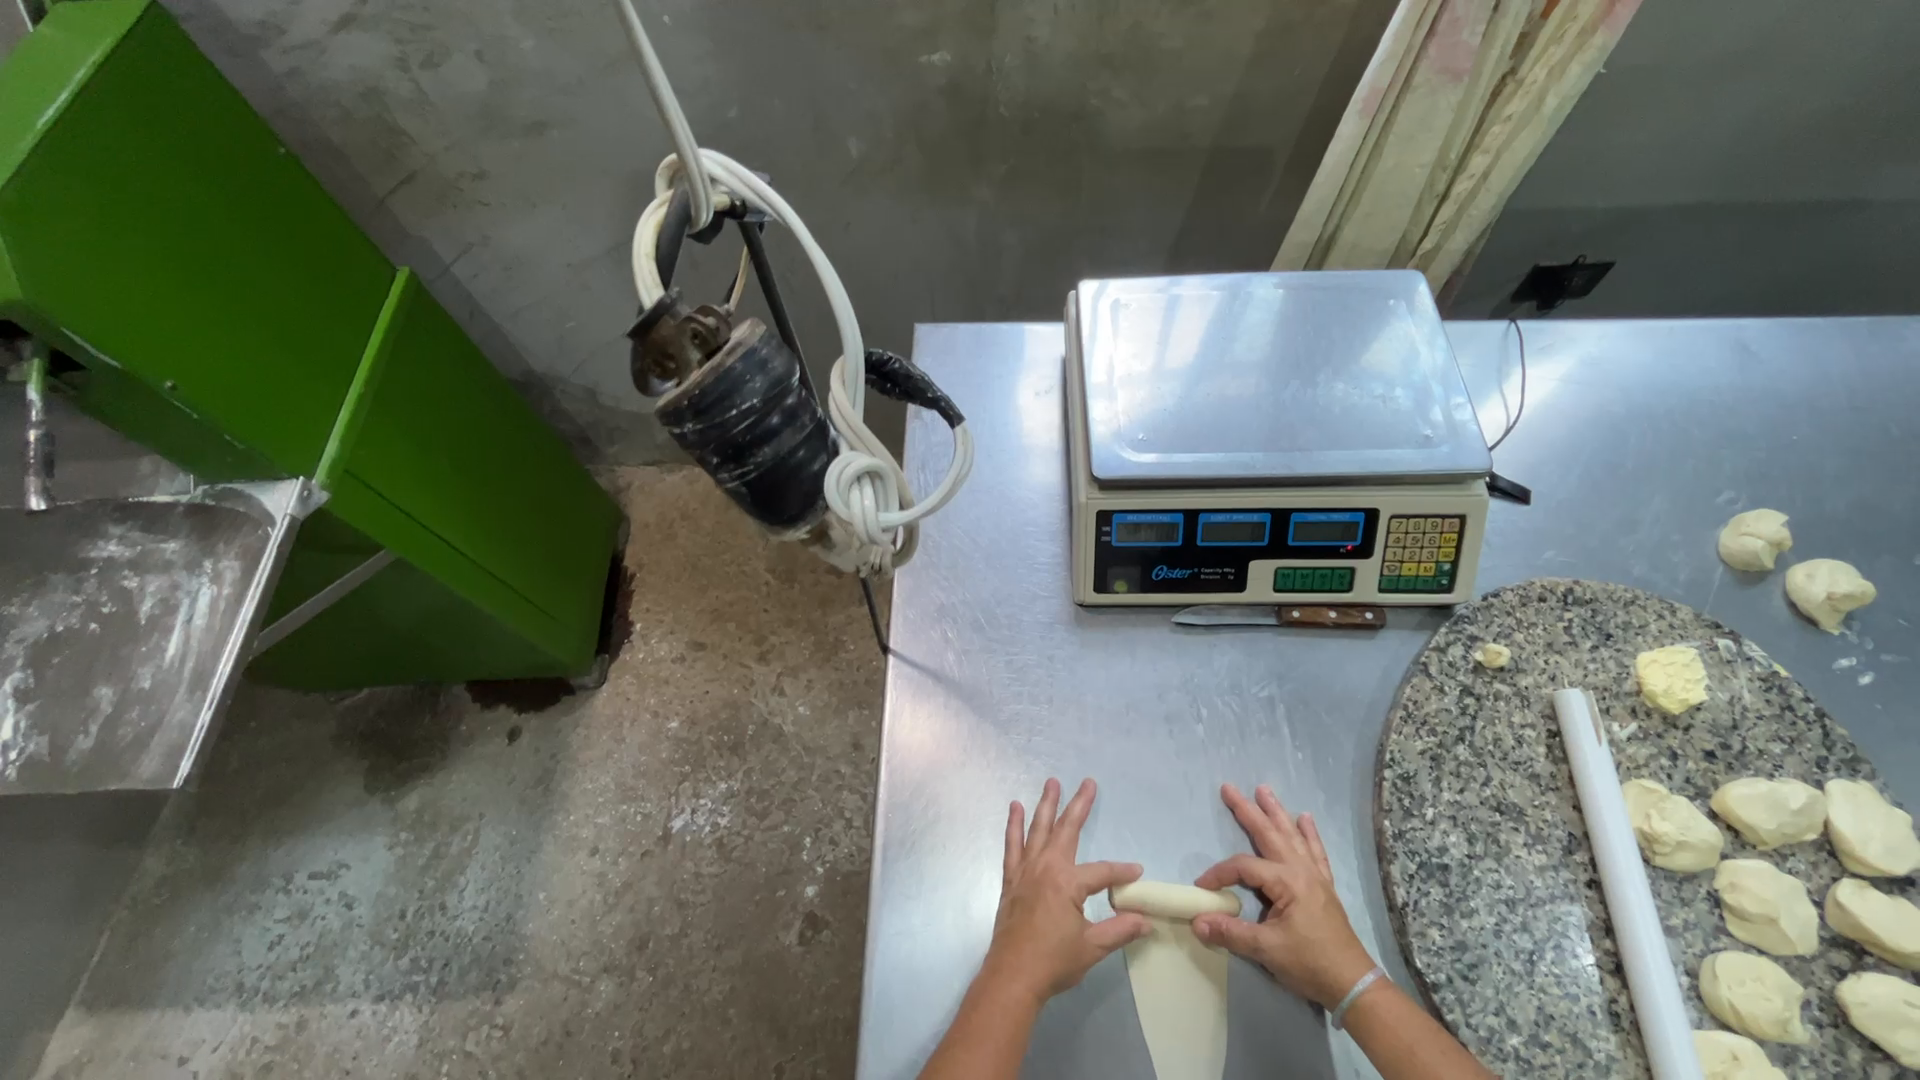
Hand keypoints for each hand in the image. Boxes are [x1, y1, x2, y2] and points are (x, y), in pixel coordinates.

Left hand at [980, 778, 1149, 1003]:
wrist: (1011, 977)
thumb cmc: (1053, 962)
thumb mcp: (1093, 948)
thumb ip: (1120, 930)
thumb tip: (1147, 920)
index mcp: (1067, 883)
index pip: (1102, 872)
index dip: (1122, 872)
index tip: (1137, 873)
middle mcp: (1045, 868)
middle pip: (1066, 830)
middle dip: (1079, 805)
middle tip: (1088, 782)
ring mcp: (1025, 872)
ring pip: (1037, 829)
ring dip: (1045, 805)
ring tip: (1051, 782)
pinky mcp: (1011, 880)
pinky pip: (1012, 845)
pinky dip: (1013, 825)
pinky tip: (1015, 808)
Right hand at [1190, 783, 1376, 1008]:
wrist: (1353, 984)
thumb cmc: (1309, 963)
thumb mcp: (1266, 950)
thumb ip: (1231, 933)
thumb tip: (1197, 922)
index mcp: (1287, 883)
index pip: (1244, 867)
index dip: (1219, 874)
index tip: (1202, 887)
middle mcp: (1301, 872)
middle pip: (1269, 835)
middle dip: (1247, 811)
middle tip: (1229, 788)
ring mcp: (1315, 877)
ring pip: (1292, 837)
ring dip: (1277, 813)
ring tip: (1264, 790)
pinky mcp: (1324, 887)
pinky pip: (1316, 852)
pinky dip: (1310, 835)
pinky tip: (1305, 819)